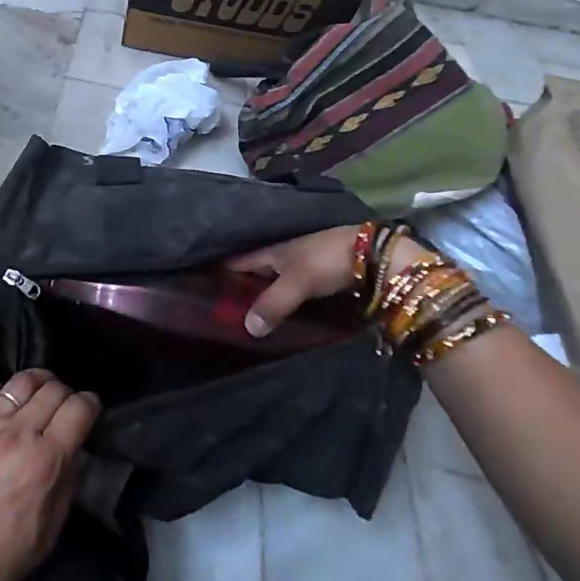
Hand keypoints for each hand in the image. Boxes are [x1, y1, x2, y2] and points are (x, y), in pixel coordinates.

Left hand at [0, 369, 98, 580]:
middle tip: (65, 402)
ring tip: (39, 388)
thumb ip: (66, 487)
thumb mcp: (48, 533)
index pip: (78, 410)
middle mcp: (20, 430)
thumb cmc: (0, 553)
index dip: (90, 404)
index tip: (91, 408)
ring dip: (36, 381)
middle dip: (65, 391)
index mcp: (48, 457)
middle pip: (51, 390)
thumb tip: (75, 454)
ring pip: (19, 381)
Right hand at [228, 225, 428, 335]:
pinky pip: (293, 294)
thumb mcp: (296, 282)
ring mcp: (304, 268)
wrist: (377, 256)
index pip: (236, 262)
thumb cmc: (327, 260)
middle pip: (254, 274)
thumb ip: (272, 304)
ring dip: (264, 299)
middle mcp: (283, 256)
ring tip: (249, 320)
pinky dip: (285, 304)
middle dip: (240, 290)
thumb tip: (247, 329)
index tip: (202, 290)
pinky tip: (280, 316)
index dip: (219, 274)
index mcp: (271, 251)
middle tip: (223, 313)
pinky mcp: (322, 280)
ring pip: (275, 285)